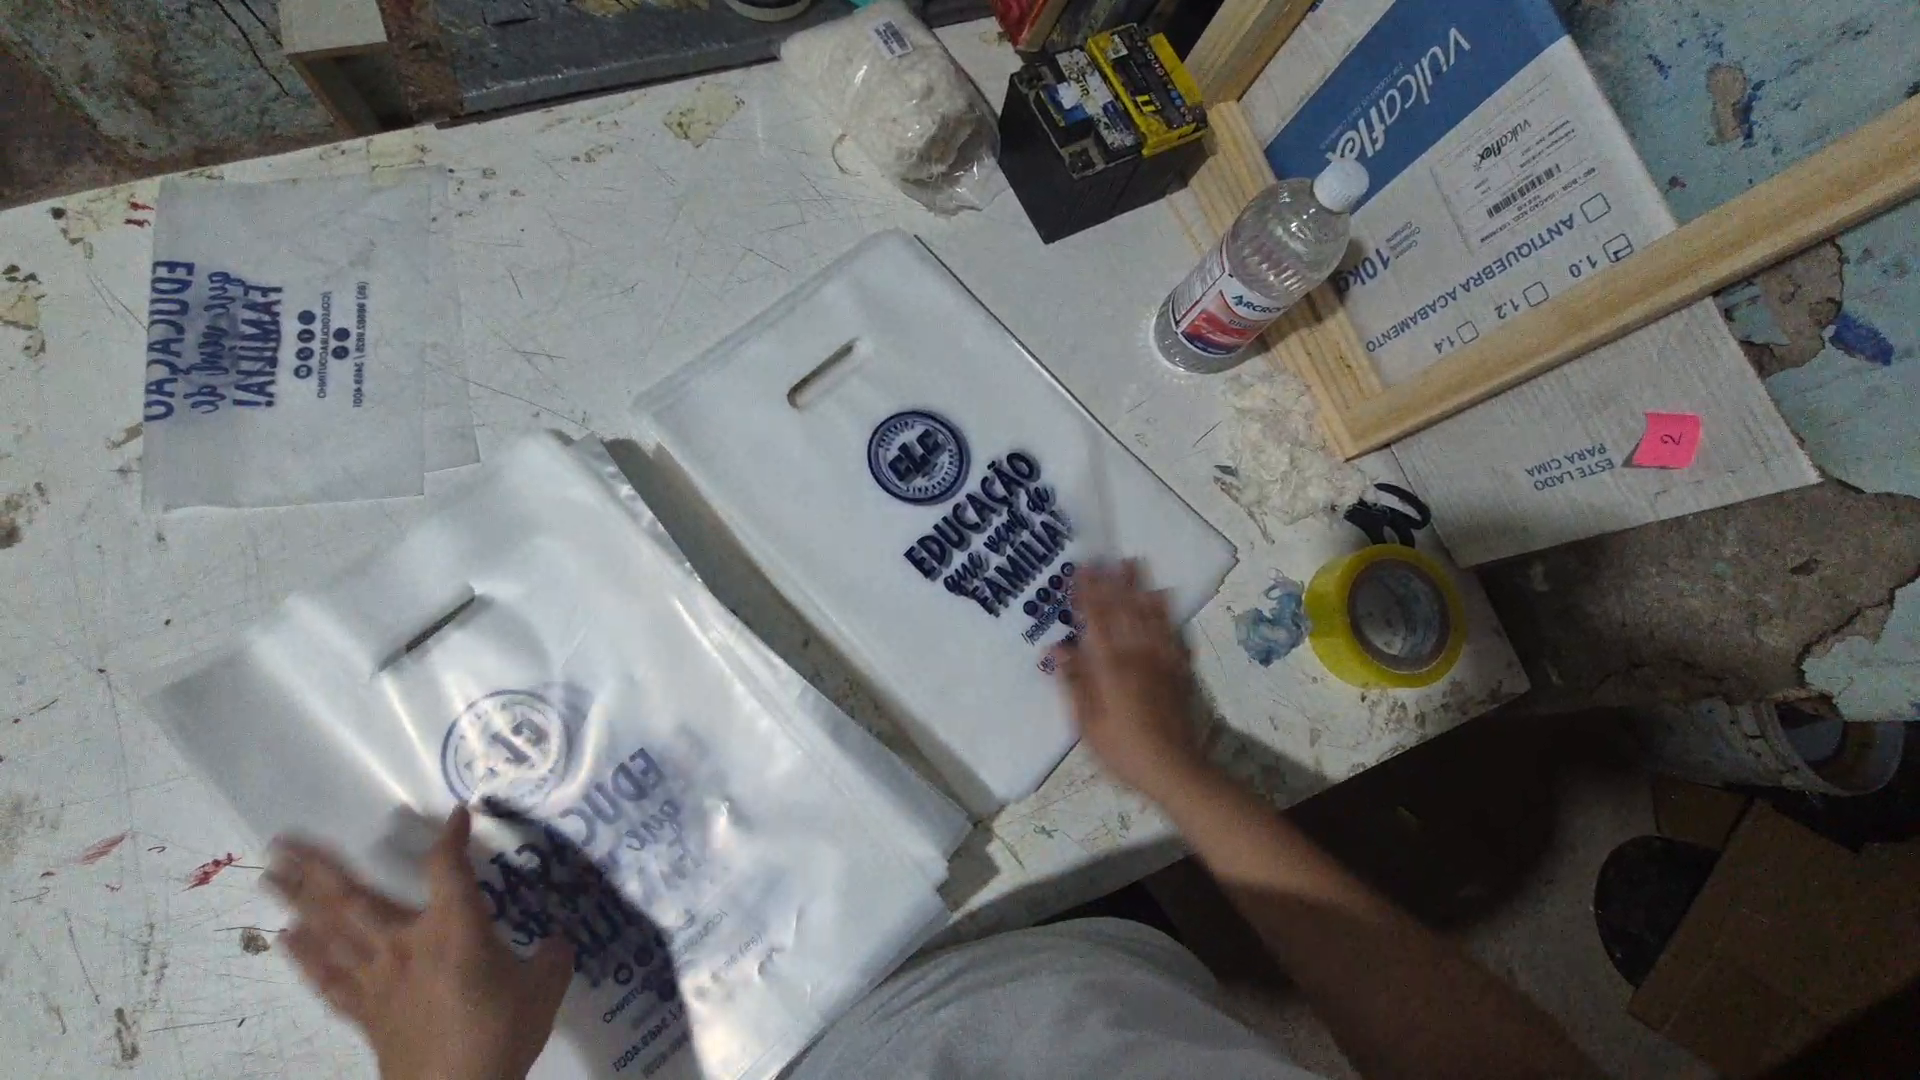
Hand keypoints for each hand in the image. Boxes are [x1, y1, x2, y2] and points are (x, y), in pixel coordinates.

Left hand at [266, 806, 573, 1079]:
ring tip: (273, 874)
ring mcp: (378, 979)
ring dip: (299, 902)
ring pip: (331, 932)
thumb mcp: (547, 984)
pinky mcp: (364, 1012)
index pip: (448, 868)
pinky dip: (305, 956)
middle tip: (288, 840)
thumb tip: (553, 943)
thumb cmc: (504, 1032)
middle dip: (321, 868)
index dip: (452, 838)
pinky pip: (327, 979)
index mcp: (456, 928)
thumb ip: (550, 955)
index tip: (458, 814)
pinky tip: (286, 936)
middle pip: (356, 898)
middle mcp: (407, 944)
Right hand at [1054, 561, 1211, 800]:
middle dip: (1111, 581)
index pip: (1094, 621)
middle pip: (1122, 610)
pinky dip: (1166, 611)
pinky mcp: (1179, 670)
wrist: (1173, 769)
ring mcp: (1160, 660)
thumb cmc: (1121, 749)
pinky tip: (1164, 596)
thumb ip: (1073, 681)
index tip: (1080, 570)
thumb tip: (1058, 646)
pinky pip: (1172, 632)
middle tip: (1104, 556)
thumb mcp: (1086, 722)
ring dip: (1139, 587)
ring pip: (1148, 615)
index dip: (1086, 594)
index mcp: (1109, 666)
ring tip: (1133, 562)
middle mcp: (1135, 655)